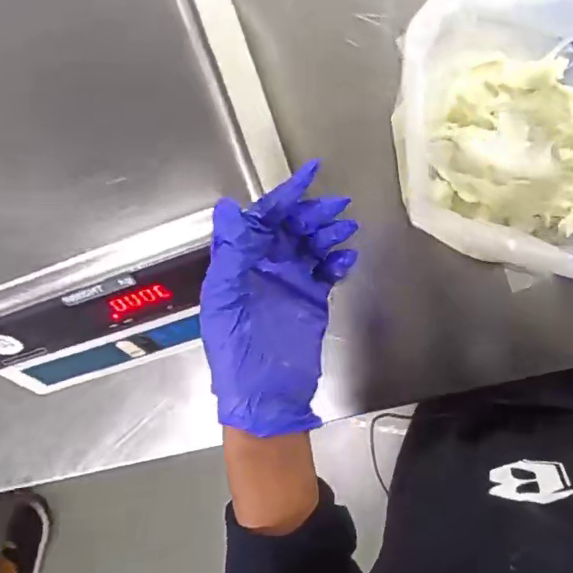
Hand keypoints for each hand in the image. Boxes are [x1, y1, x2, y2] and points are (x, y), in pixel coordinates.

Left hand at [201, 160, 359, 437]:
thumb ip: (231, 254)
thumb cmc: (237, 353)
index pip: (262, 219)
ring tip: (345, 229)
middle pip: (291, 228)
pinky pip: (327, 271)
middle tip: (337, 208)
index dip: (284, 196)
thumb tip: (230, 208)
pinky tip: (345, 259)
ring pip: (312, 246)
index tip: (309, 176)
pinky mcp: (312, 300)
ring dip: (328, 234)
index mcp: (239, 264)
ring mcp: (291, 283)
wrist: (265, 396)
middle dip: (313, 213)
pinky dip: (337, 261)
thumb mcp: (226, 301)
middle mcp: (265, 267)